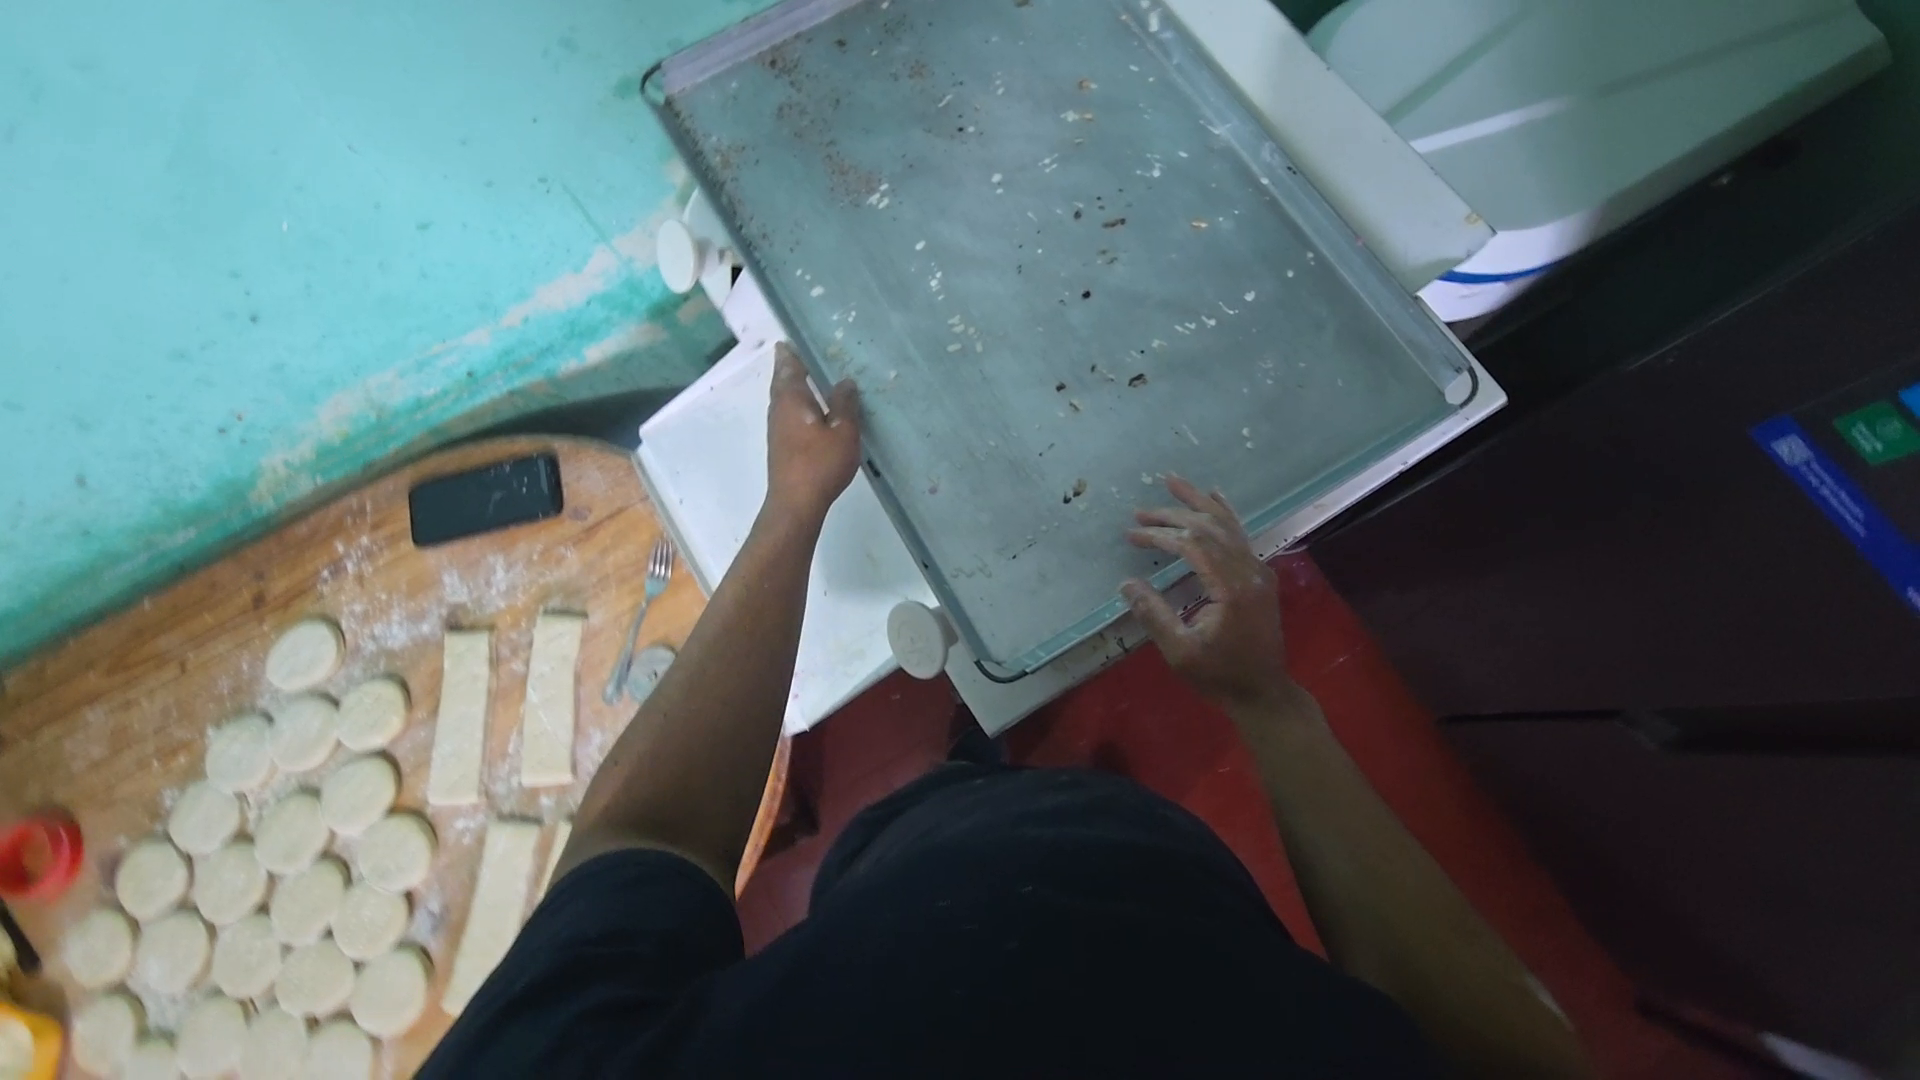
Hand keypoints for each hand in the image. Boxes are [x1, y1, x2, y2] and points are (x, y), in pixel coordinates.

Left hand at [765, 342, 862, 523]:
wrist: (796, 502)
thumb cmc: (821, 463)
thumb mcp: (843, 431)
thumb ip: (844, 404)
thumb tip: (844, 382)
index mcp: (792, 399)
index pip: (789, 368)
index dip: (790, 354)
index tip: (788, 341)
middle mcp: (779, 410)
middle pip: (781, 382)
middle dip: (788, 368)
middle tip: (794, 354)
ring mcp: (776, 429)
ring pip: (782, 399)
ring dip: (791, 387)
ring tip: (804, 378)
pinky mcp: (780, 446)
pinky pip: (787, 414)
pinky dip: (795, 405)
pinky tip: (808, 411)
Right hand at [1121, 475, 1294, 712]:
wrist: (1264, 693)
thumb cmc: (1220, 676)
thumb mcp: (1180, 652)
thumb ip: (1154, 615)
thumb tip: (1126, 584)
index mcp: (1232, 588)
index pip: (1193, 546)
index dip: (1161, 535)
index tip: (1133, 535)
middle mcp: (1249, 571)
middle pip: (1210, 527)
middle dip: (1173, 515)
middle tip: (1140, 511)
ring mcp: (1258, 570)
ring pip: (1227, 523)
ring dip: (1198, 502)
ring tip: (1172, 482)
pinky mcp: (1259, 574)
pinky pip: (1241, 534)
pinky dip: (1224, 512)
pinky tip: (1213, 495)